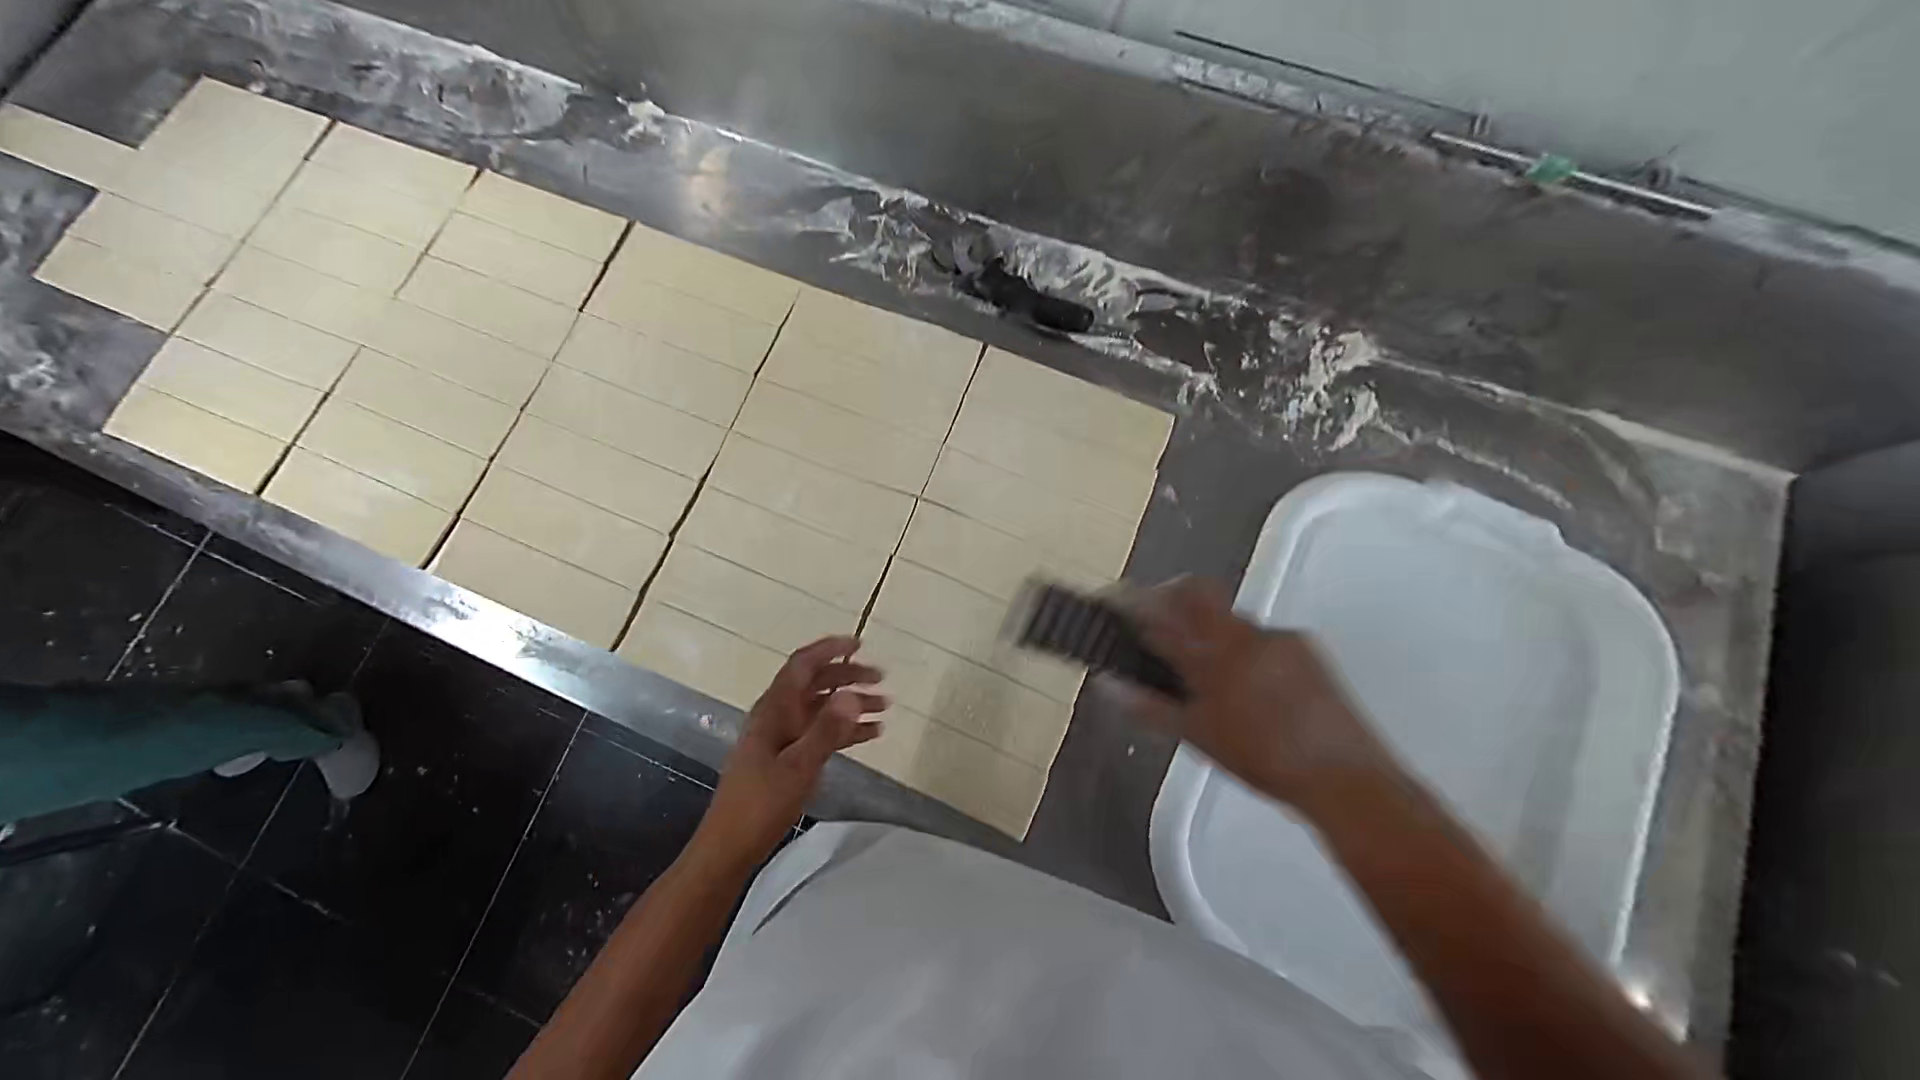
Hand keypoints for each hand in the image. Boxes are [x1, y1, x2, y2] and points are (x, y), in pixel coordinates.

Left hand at [696, 636, 886, 864]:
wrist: (729, 847)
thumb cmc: (761, 804)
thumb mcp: (799, 766)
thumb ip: (827, 729)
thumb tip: (853, 694)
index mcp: (775, 710)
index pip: (802, 665)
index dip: (829, 649)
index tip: (859, 644)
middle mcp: (778, 716)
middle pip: (816, 684)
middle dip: (849, 677)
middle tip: (882, 680)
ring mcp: (782, 737)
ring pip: (821, 708)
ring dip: (852, 704)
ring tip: (885, 707)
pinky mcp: (787, 757)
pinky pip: (821, 733)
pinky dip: (845, 730)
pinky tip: (871, 735)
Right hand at [1115, 577, 1398, 819]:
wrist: (1344, 776)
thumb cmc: (1265, 759)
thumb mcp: (1197, 736)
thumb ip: (1149, 706)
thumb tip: (1111, 686)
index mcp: (1214, 656)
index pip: (1163, 612)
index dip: (1136, 603)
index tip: (1120, 601)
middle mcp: (1245, 635)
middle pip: (1198, 594)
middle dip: (1171, 599)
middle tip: (1156, 616)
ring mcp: (1278, 637)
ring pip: (1229, 616)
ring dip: (1207, 626)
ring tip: (1199, 660)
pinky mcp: (1304, 647)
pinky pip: (1260, 634)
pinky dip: (1241, 645)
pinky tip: (1242, 676)